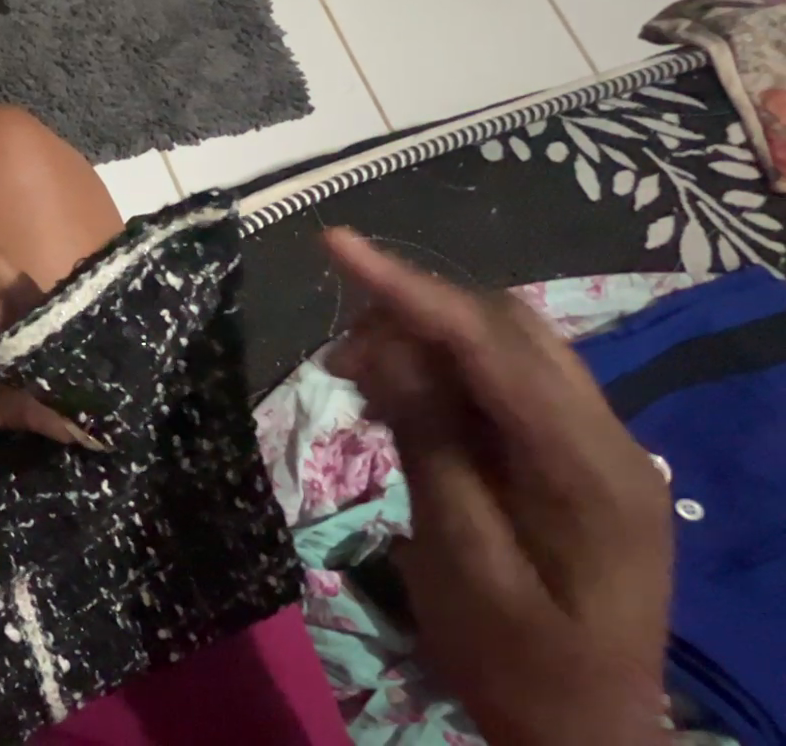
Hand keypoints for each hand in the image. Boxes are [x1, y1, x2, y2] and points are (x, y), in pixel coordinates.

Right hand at [323, 229, 672, 745]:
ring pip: (502, 348)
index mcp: (589, 470)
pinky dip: (438, 371)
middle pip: (504, 331)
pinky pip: (498, 384)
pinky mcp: (567, 455)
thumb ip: (431, 446)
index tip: (335, 244)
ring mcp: (594, 445)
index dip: (409, 288)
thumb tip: (379, 349)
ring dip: (421, 340)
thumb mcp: (459, 558)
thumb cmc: (515, 659)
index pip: (493, 347)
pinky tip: (395, 397)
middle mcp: (606, 439)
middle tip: (336, 351)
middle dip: (410, 312)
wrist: (585, 733)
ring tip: (355, 372)